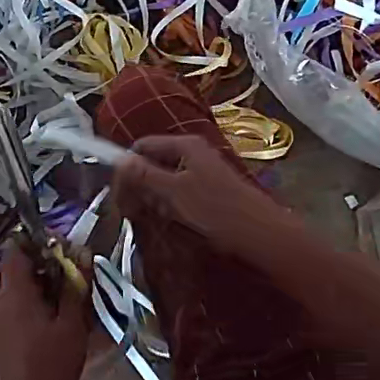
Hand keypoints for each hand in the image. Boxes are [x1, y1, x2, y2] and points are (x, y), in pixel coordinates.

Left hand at [0, 247, 90, 379]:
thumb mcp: (71, 323)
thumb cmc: (52, 363)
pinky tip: (48, 309)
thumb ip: (75, 286)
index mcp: (13, 291)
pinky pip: (8, 301)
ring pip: (8, 284)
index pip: (15, 249)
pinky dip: (25, 296)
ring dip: (30, 279)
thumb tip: (83, 255)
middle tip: (64, 266)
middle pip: (10, 265)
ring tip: (58, 286)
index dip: (35, 240)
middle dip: (36, 259)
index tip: (61, 245)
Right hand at [112, 134, 295, 250]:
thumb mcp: (174, 192)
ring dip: (153, 197)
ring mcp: (202, 171)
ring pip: (164, 179)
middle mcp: (193, 153)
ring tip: (151, 217)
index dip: (126, 167)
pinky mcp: (209, 190)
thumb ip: (145, 175)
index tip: (117, 194)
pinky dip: (169, 204)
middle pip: (152, 161)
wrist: (261, 234)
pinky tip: (171, 220)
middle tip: (130, 211)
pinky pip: (179, 191)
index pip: (142, 146)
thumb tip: (119, 160)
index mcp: (184, 145)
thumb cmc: (216, 210)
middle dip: (138, 185)